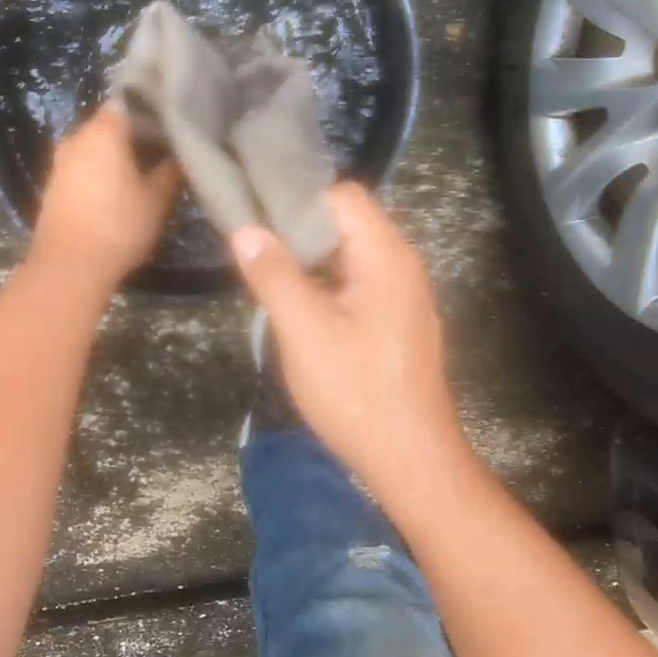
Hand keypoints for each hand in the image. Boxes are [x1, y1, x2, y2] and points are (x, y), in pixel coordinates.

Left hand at [31, 102, 179, 291]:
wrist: (68, 267)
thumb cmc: (119, 226)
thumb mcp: (157, 199)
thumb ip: (170, 169)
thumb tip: (179, 153)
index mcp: (103, 131)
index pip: (129, 101)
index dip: (153, 109)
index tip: (174, 122)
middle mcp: (77, 137)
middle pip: (111, 123)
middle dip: (137, 133)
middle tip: (165, 148)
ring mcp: (61, 162)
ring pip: (96, 146)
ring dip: (118, 154)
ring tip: (146, 170)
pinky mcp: (54, 185)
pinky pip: (83, 166)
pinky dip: (102, 170)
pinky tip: (120, 188)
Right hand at [230, 184, 468, 485]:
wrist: (412, 460)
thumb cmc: (357, 393)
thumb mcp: (305, 332)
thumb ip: (274, 276)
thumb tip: (245, 230)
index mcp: (386, 256)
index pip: (343, 196)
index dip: (298, 199)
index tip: (255, 215)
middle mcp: (403, 266)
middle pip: (348, 224)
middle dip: (299, 230)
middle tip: (253, 248)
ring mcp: (404, 297)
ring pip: (350, 258)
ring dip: (311, 261)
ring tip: (266, 276)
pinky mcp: (398, 324)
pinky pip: (358, 286)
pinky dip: (327, 287)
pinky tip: (298, 310)